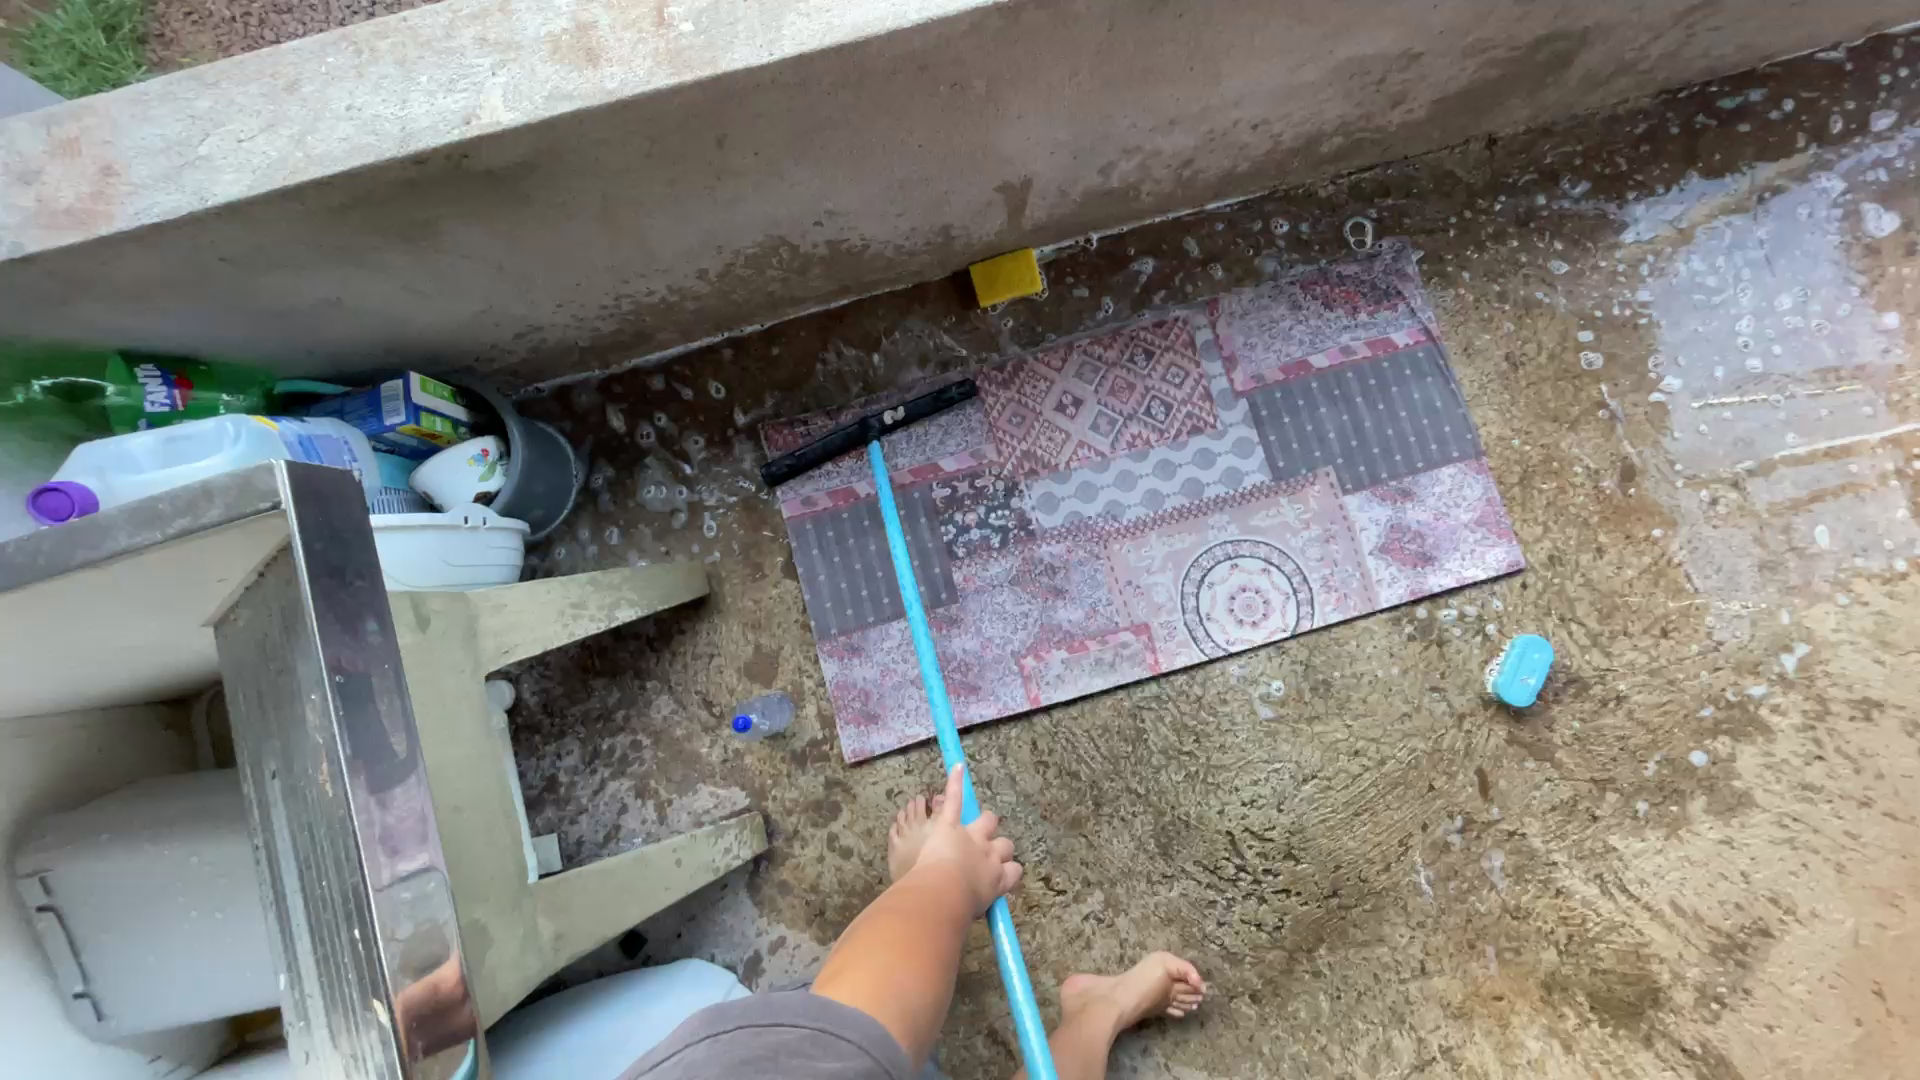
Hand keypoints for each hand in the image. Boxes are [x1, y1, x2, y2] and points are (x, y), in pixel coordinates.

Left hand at [907, 763, 1022, 914]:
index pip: (1014, 870)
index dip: (1009, 869)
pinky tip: (958, 767)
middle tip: (987, 849)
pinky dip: (956, 782)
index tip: (1004, 872)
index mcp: (998, 878)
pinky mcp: (950, 823)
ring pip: (986, 820)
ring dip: (983, 821)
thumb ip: (978, 906)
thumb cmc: (955, 910)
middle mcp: (989, 854)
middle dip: (998, 844)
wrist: (942, 892)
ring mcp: (970, 835)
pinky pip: (955, 798)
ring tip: (979, 820)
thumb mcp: (975, 913)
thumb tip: (973, 913)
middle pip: (1004, 843)